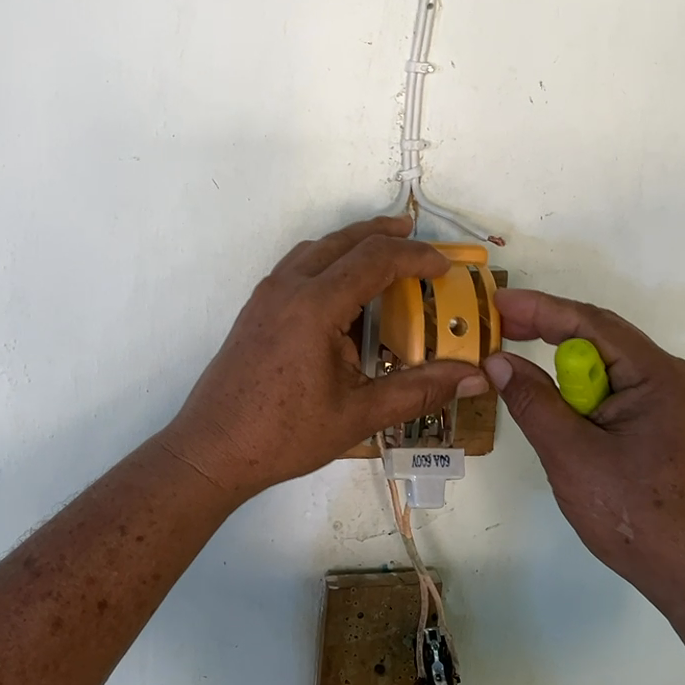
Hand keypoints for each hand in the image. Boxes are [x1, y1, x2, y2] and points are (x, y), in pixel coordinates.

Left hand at [160, 216, 487, 498]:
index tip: (445, 269)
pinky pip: (298, 267)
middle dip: (385, 235)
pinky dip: (328, 262)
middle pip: (344, 241)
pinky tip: (343, 291)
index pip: (375, 260)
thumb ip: (418, 391)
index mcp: (315, 305)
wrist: (212, 449)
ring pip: (316, 249)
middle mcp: (288, 288)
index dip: (416, 258)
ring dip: (353, 244)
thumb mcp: (359, 415)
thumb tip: (472, 378)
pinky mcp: (255, 310)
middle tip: (419, 238)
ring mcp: (266, 296)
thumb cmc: (285, 434)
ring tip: (385, 255)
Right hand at [483, 289, 684, 608]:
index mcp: (657, 376)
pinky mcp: (665, 428)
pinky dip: (579, 391)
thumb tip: (497, 361)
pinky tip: (553, 398)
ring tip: (515, 360)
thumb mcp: (570, 453)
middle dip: (547, 331)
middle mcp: (671, 378)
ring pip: (607, 368)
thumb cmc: (634, 513)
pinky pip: (615, 392)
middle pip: (601, 339)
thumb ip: (532, 400)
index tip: (495, 304)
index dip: (539, 310)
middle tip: (497, 328)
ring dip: (562, 365)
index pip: (591, 324)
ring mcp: (672, 404)